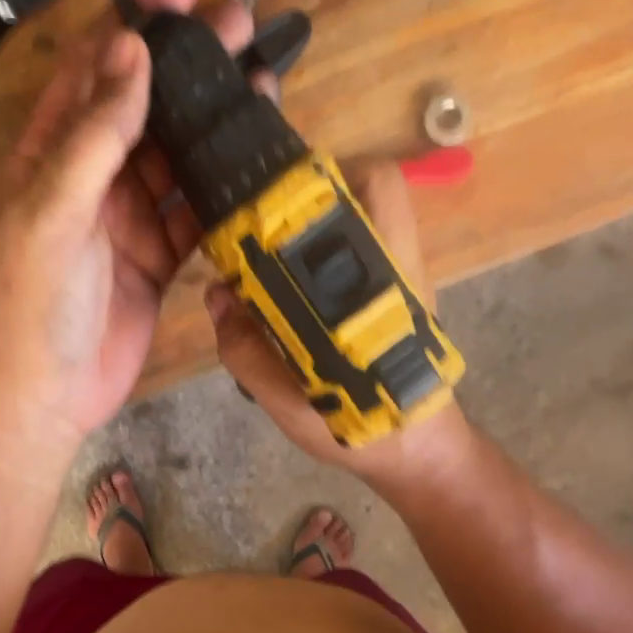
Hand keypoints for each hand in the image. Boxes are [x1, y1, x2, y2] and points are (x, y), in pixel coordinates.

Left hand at [0, 0, 253, 450]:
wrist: (43, 397)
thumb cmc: (28, 307)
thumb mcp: (51, 213)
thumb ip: (93, 137)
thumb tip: (130, 51)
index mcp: (47, 157)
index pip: (92, 72)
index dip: (134, 24)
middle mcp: (88, 179)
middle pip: (144, 106)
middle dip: (188, 65)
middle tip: (239, 26)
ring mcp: (125, 218)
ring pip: (176, 155)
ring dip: (213, 122)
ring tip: (261, 81)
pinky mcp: (156, 257)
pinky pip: (194, 210)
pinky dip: (221, 187)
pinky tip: (253, 157)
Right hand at [207, 159, 472, 486]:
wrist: (415, 450)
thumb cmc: (358, 428)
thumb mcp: (288, 400)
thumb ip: (246, 350)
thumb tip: (217, 296)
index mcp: (382, 282)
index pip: (374, 188)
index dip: (318, 181)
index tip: (265, 206)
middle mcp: (400, 265)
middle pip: (377, 184)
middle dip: (317, 192)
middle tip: (270, 223)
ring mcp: (406, 276)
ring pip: (373, 213)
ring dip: (321, 222)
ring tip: (274, 253)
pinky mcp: (402, 293)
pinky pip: (368, 248)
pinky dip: (330, 252)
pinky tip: (297, 287)